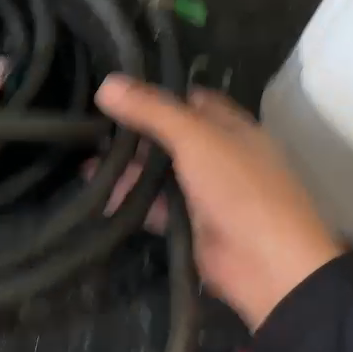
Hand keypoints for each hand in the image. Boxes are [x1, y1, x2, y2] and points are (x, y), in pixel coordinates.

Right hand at [96, 75, 342, 329]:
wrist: (269, 268)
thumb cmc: (239, 189)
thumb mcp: (194, 138)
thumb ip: (150, 110)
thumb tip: (106, 83)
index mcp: (232, 128)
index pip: (189, 99)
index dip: (155, 91)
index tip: (114, 88)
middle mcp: (218, 155)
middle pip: (167, 135)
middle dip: (131, 131)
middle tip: (87, 125)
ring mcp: (204, 191)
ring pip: (157, 171)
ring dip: (125, 168)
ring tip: (82, 161)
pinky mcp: (189, 223)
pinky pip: (153, 205)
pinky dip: (128, 199)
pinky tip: (97, 194)